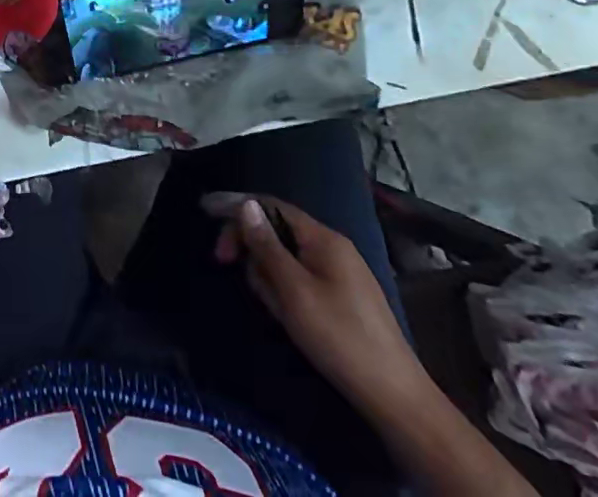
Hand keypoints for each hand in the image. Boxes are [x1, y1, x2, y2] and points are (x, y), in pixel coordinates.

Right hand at [204, 192, 430, 407]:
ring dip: (268, 276)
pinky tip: (284, 314)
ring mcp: (339, 272)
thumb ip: (267, 246)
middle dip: (251, 247)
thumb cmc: (338, 337)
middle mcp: (332, 247)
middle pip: (277, 231)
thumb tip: (246, 204)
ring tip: (272, 307)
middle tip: (225, 265)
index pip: (272, 206)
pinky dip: (284, 290)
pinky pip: (300, 278)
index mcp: (323, 238)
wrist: (392, 393)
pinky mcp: (341, 295)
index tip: (204, 212)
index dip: (237, 205)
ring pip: (286, 258)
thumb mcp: (293, 290)